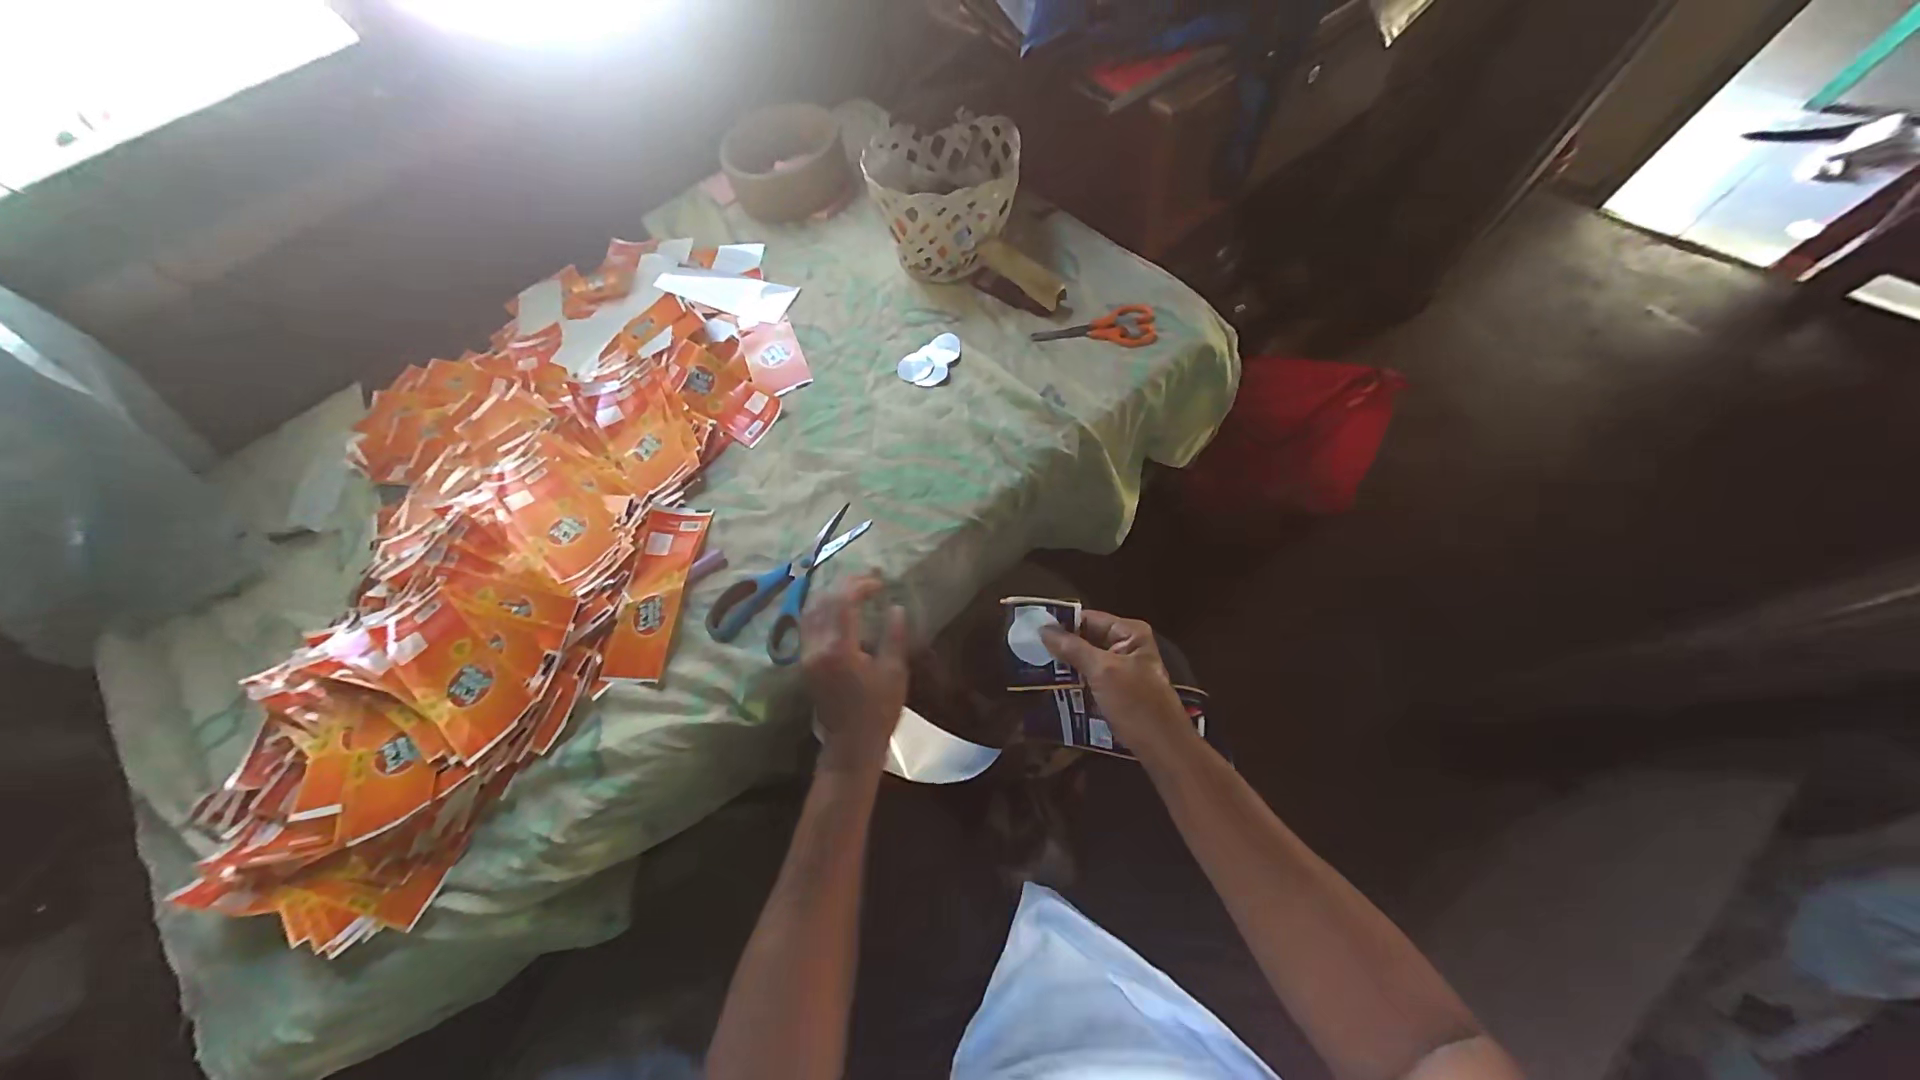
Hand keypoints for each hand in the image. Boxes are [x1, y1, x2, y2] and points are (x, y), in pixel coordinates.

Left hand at [801, 573, 907, 772]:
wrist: (851, 745)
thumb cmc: (878, 711)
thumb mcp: (894, 672)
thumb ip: (893, 635)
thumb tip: (895, 607)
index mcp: (838, 649)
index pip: (843, 602)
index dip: (861, 586)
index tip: (880, 582)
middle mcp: (816, 648)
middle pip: (824, 602)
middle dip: (846, 586)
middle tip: (869, 579)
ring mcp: (806, 655)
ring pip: (811, 611)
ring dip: (831, 595)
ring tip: (854, 589)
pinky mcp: (805, 662)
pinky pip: (808, 625)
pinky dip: (823, 609)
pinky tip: (838, 609)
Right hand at [1040, 611, 1193, 756]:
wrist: (1162, 747)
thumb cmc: (1135, 703)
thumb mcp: (1102, 670)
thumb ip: (1072, 647)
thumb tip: (1043, 629)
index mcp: (1130, 633)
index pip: (1089, 619)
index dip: (1062, 623)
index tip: (1032, 629)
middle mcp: (1127, 647)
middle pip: (1086, 639)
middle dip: (1060, 645)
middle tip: (1028, 648)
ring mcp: (1121, 670)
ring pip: (1086, 660)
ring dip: (1064, 664)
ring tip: (1033, 664)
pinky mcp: (1116, 691)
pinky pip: (1089, 679)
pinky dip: (1073, 680)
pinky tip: (1051, 684)